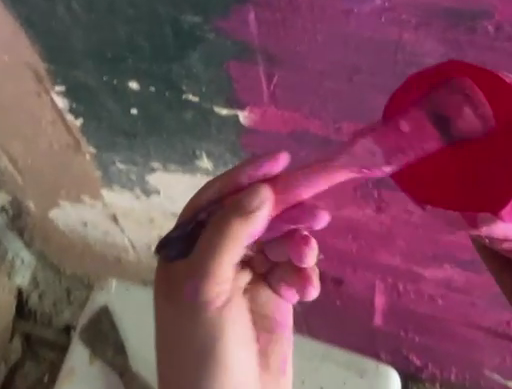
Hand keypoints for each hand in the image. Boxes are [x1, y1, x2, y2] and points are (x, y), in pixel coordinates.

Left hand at [154, 152, 329, 388]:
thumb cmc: (203, 352)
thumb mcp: (206, 287)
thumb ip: (231, 231)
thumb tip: (261, 189)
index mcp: (189, 249)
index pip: (221, 198)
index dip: (251, 176)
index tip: (284, 159)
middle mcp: (216, 258)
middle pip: (258, 215)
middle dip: (287, 207)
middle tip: (323, 198)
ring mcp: (246, 280)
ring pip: (280, 240)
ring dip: (298, 241)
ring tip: (309, 252)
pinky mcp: (273, 303)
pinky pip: (293, 271)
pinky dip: (303, 273)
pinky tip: (305, 286)